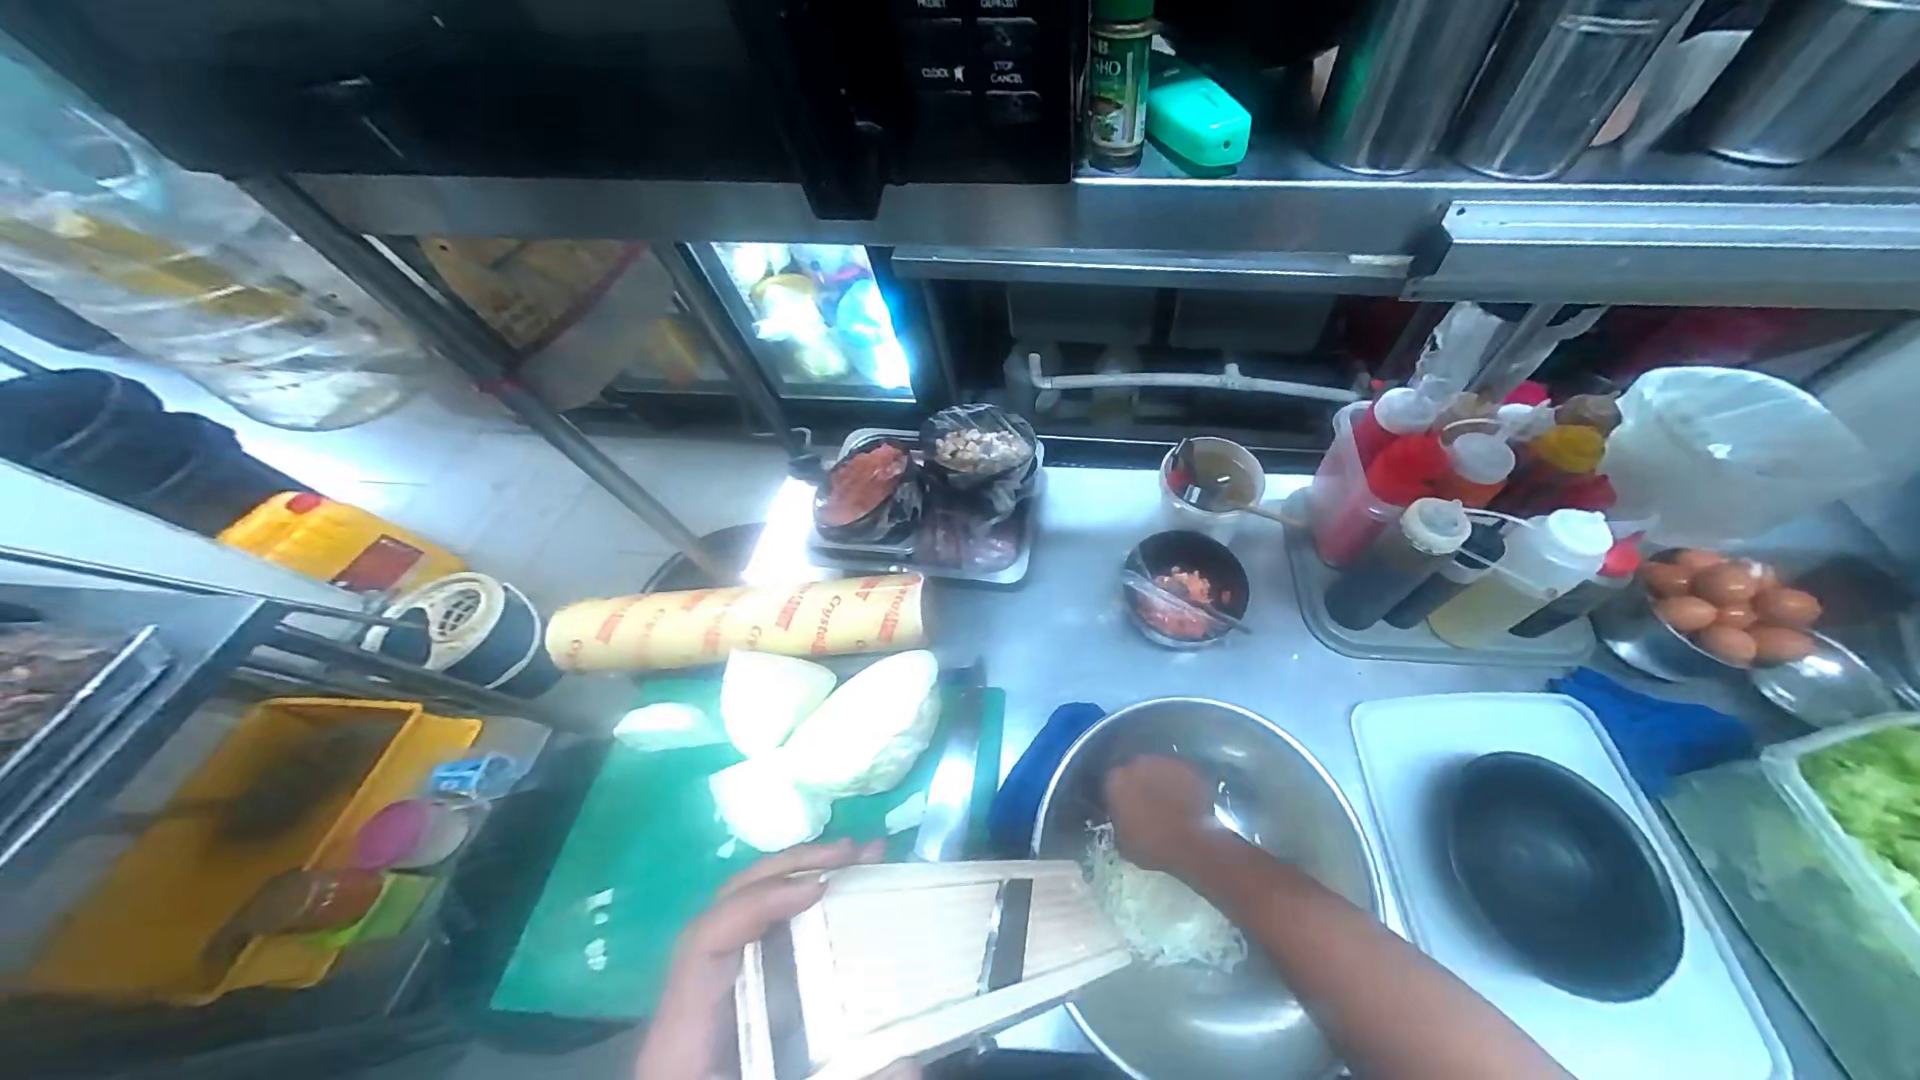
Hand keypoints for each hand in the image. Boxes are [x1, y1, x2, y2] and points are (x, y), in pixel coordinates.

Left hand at [640, 839, 887, 1079]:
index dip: (758, 903)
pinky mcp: (738, 1007)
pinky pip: (769, 944)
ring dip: (802, 876)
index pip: (706, 940)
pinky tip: (844, 894)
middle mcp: (693, 1002)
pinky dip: (807, 913)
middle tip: (851, 852)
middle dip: (789, 870)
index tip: (820, 889)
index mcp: (682, 1037)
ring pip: (750, 916)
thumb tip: (911, 1059)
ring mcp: (715, 999)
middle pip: (728, 908)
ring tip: (859, 856)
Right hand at [1102, 755, 1215, 872]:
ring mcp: (1165, 763)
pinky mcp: (1188, 767)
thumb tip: (1125, 820)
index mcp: (1116, 780)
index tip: (1130, 809)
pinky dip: (1184, 785)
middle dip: (1144, 784)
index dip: (1124, 796)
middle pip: (1138, 770)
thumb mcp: (1123, 840)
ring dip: (1164, 782)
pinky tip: (1189, 802)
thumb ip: (1120, 822)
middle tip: (1152, 804)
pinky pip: (1183, 774)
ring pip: (1161, 769)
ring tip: (1173, 803)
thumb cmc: (1150, 846)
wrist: (1187, 845)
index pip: (1115, 782)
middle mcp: (1137, 763)